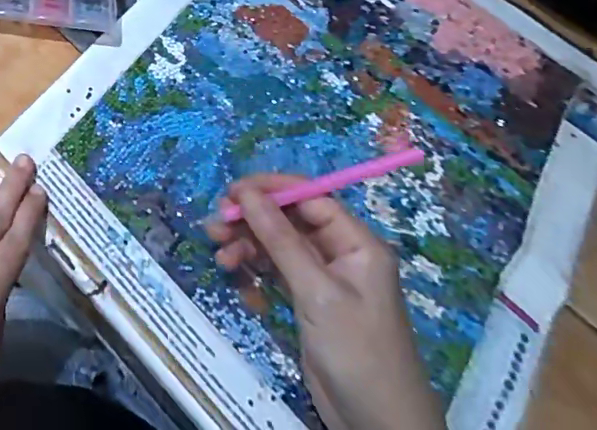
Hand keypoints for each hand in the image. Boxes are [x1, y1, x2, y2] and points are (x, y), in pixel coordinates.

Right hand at [207, 176, 443, 429]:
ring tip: (218, 252)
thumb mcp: (317, 292)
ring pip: (276, 242)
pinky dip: (252, 266)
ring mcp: (322, 277)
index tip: (233, 192)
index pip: (309, 197)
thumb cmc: (358, 352)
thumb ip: (280, 238)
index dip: (271, 190)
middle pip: (288, 218)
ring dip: (245, 242)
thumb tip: (247, 192)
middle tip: (217, 224)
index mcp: (356, 243)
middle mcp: (339, 253)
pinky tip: (232, 271)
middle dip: (252, 218)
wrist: (379, 427)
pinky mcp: (306, 299)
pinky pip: (274, 268)